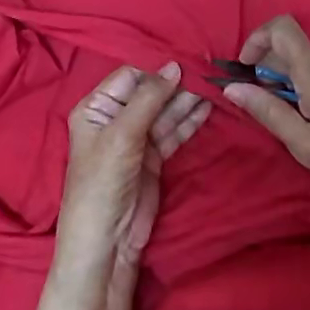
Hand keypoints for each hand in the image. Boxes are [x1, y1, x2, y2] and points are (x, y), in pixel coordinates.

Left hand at [57, 61, 209, 290]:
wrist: (106, 244)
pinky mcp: (153, 157)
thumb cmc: (102, 184)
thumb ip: (149, 99)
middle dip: (176, 85)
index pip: (130, 77)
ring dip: (186, 101)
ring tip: (213, 88)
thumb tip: (175, 66)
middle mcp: (115, 119)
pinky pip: (173, 131)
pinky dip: (189, 121)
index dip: (157, 72)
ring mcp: (136, 139)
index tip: (186, 65)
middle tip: (207, 75)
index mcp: (96, 108)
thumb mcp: (122, 136)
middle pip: (151, 93)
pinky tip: (206, 108)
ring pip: (165, 112)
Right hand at [220, 16, 309, 225]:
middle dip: (273, 67)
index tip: (248, 68)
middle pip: (294, 45)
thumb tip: (232, 88)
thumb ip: (268, 112)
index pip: (282, 27)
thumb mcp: (305, 146)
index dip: (258, 39)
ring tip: (302, 115)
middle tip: (272, 104)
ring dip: (295, 76)